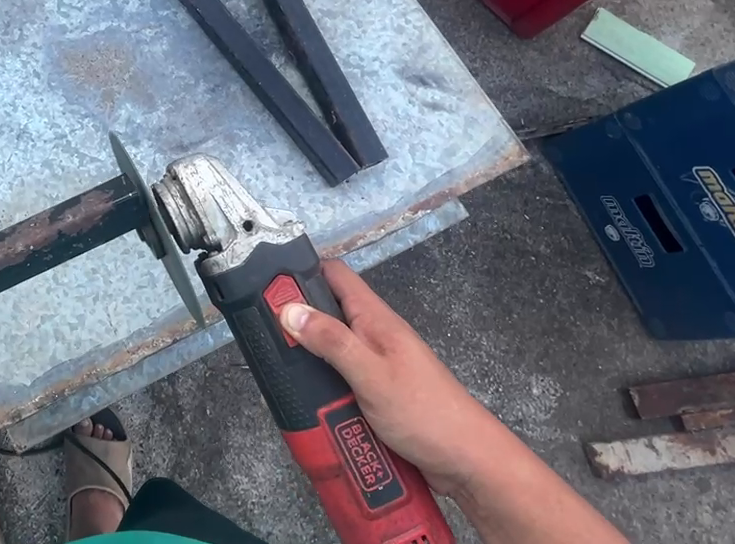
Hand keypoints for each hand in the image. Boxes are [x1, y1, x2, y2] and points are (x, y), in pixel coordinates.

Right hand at [276, 259, 525, 496]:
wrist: (470, 465)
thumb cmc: (425, 412)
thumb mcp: (371, 374)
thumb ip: (331, 341)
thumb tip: (288, 309)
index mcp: (375, 318)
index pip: (334, 274)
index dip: (301, 269)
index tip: (268, 281)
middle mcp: (373, 334)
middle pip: (326, 312)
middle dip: (297, 318)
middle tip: (264, 331)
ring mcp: (376, 364)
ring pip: (331, 349)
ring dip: (308, 357)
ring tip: (278, 366)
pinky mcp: (376, 392)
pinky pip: (340, 378)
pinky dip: (322, 384)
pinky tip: (307, 397)